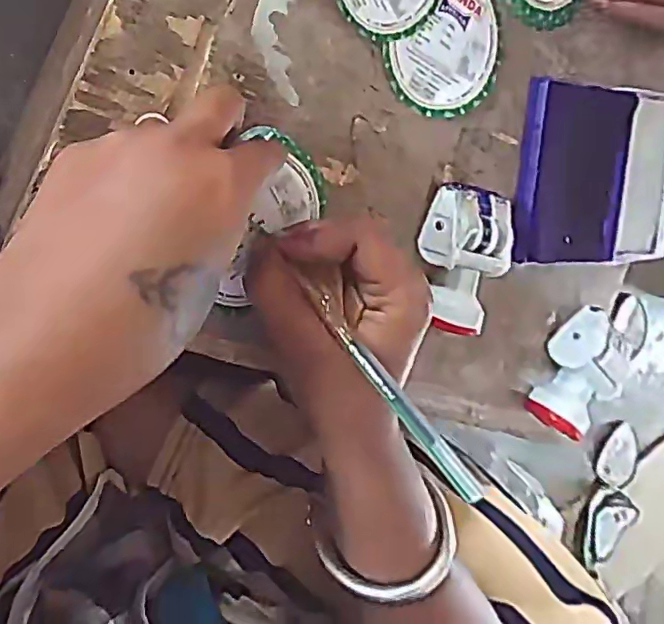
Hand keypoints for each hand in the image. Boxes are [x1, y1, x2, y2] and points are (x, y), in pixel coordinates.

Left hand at [0, 86, 283, 389]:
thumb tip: (211, 211)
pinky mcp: (77, 152)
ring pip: (156, 132)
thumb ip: (216, 227)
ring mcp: (123, 143)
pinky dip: (114, 173)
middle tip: (211, 161)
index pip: (264, 150)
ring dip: (159, 156)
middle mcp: (178, 148)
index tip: (258, 174)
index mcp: (221, 182)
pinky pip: (112, 152)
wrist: (44, 328)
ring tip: (132, 208)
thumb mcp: (207, 279)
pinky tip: (92, 216)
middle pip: (219, 102)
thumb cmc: (141, 329)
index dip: (265, 161)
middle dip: (225, 122)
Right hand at [247, 217, 430, 420]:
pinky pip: (335, 255)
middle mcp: (404, 276)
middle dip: (308, 240)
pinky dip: (308, 260)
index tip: (279, 250)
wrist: (353, 433)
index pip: (363, 233)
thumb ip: (280, 297)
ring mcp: (387, 280)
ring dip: (305, 248)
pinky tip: (289, 276)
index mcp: (405, 291)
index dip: (317, 235)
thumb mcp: (307, 352)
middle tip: (271, 254)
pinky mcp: (367, 287)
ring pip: (340, 239)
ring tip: (276, 264)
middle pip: (351, 230)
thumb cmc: (341, 401)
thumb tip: (258, 248)